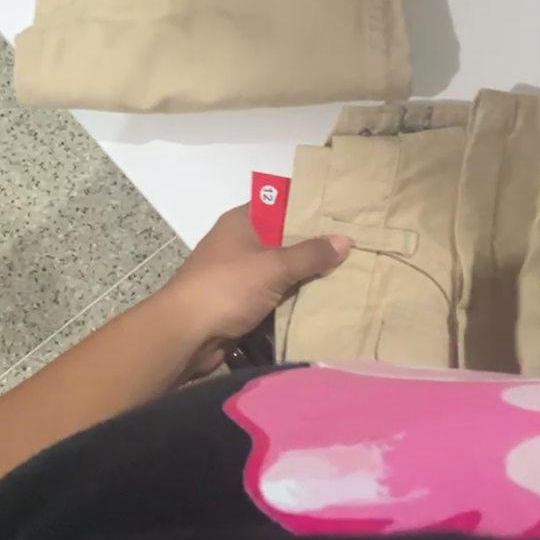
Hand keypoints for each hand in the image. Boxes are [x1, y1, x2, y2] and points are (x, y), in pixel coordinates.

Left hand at [152, 206, 352, 375]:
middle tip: (353, 250)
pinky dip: (291, 302)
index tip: (341, 214)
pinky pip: (272, 298)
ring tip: (347, 277)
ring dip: (304, 279)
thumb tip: (345, 239)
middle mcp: (238, 244)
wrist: (186, 334)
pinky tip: (322, 304)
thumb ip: (310, 254)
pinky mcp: (239, 304)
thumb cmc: (226, 287)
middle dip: (313, 248)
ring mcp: (237, 276)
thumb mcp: (274, 266)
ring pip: (279, 272)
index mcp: (240, 222)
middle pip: (282, 240)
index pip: (278, 204)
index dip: (307, 208)